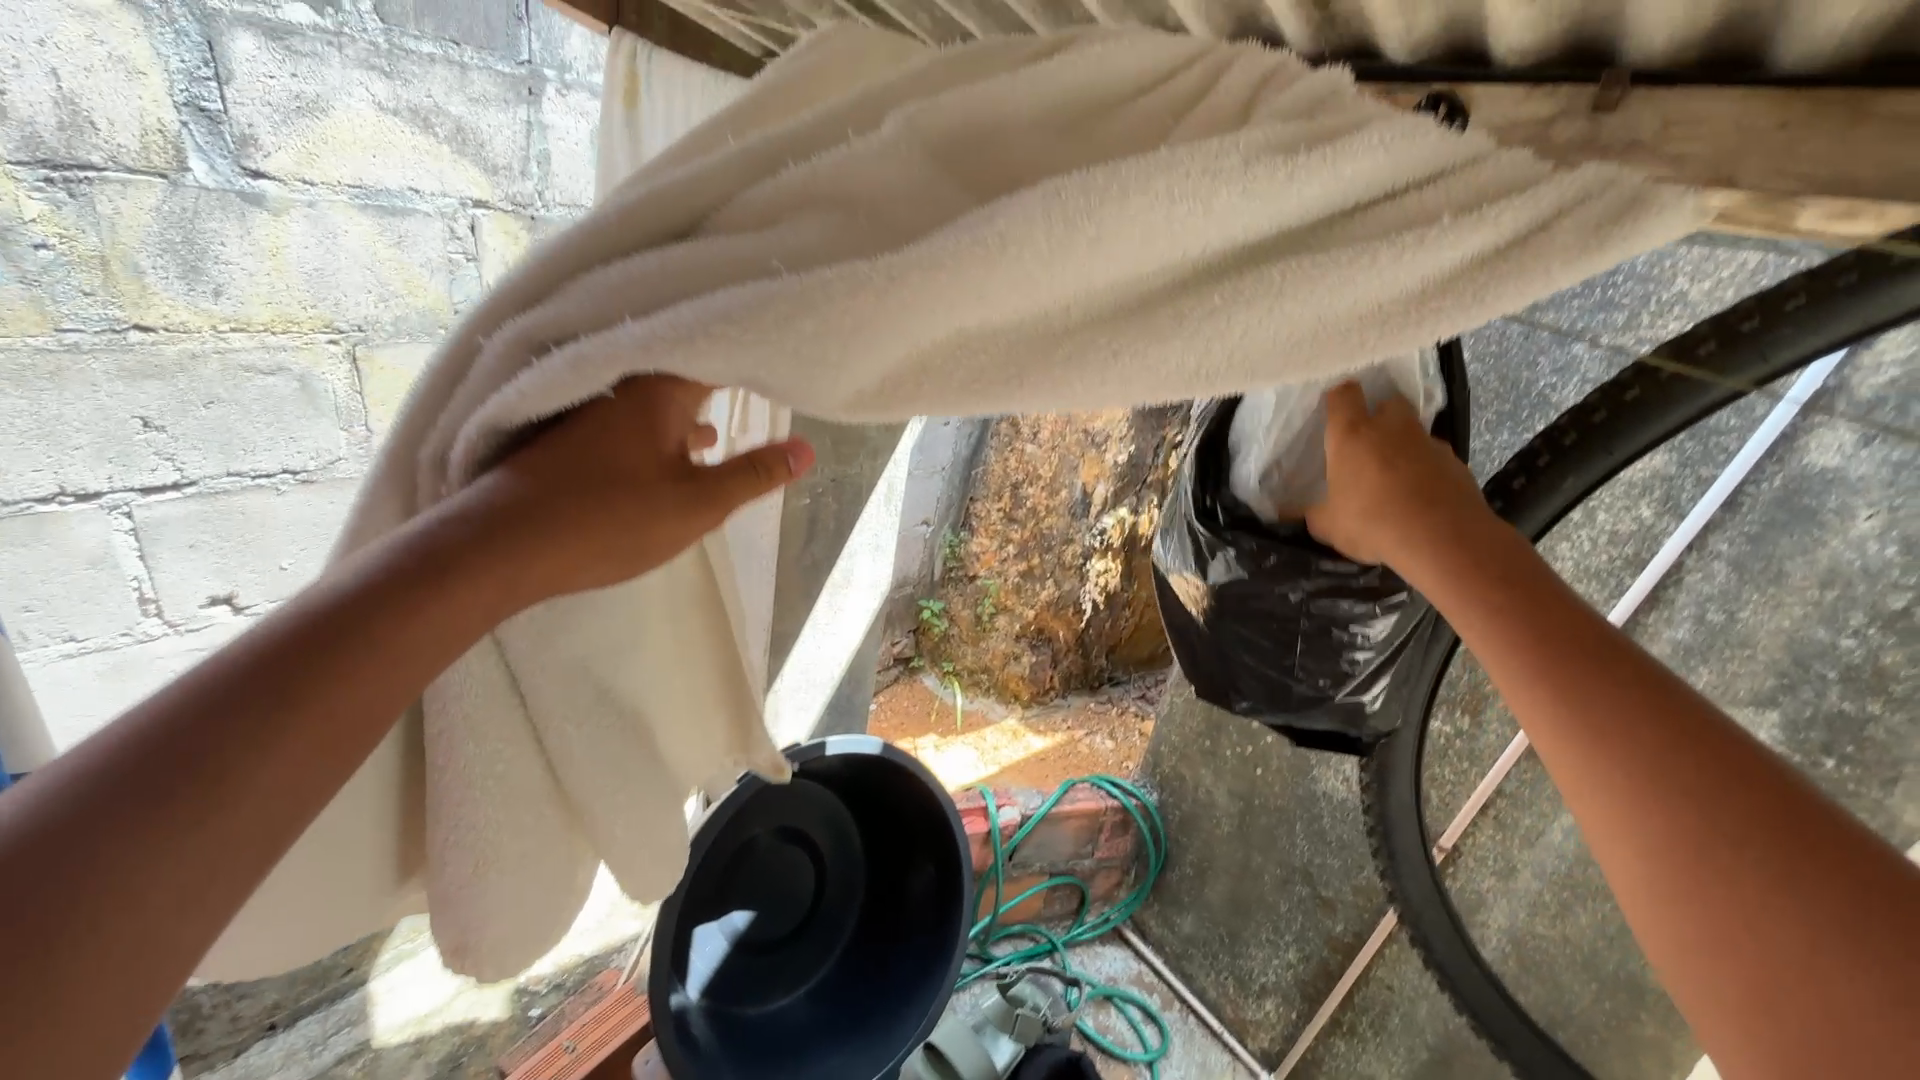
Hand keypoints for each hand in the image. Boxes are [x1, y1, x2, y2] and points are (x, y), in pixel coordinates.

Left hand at [449, 375, 812, 604]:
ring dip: (693, 409)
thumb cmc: (608, 519)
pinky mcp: (573, 436)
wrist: (502, 546)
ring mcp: (594, 410)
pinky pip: (635, 418)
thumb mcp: (697, 505)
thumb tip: (806, 449)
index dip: (753, 353)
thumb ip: (753, 475)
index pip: (716, 352)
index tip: (786, 358)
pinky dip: (665, 429)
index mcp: (658, 388)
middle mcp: (623, 386)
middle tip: (766, 384)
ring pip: (658, 398)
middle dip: (725, 381)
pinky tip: (680, 450)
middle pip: (685, 371)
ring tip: (728, 422)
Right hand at [1304, 381, 1487, 566]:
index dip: (1338, 398)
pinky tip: (1419, 497)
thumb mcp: (1328, 526)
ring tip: (1394, 476)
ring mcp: (1428, 443)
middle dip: (1379, 413)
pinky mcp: (1456, 463)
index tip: (1334, 410)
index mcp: (1353, 435)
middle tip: (1368, 440)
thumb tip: (1295, 514)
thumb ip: (1313, 514)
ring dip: (1403, 445)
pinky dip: (1426, 470)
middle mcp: (1392, 429)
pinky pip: (1434, 458)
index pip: (1343, 394)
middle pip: (1389, 402)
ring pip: (1414, 431)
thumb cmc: (1373, 523)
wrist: (1442, 539)